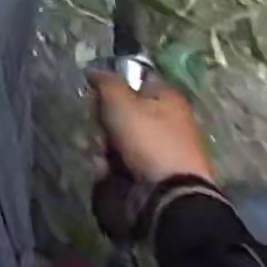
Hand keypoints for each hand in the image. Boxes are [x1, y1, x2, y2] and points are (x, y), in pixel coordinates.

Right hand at [88, 68, 216, 184]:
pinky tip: (106, 167)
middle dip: (102, 120)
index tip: (97, 96)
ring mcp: (164, 148)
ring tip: (100, 154)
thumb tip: (94, 70)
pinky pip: (127, 158)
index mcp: (168, 97)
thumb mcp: (120, 100)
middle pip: (123, 110)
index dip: (111, 86)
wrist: (172, 196)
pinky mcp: (158, 172)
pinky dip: (113, 162)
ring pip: (121, 135)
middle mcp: (169, 119)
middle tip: (98, 129)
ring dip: (103, 143)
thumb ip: (105, 80)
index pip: (132, 79)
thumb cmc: (148, 138)